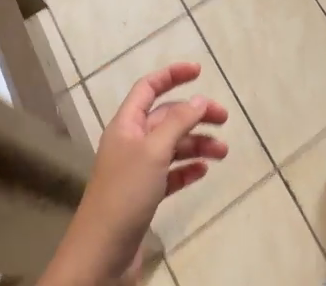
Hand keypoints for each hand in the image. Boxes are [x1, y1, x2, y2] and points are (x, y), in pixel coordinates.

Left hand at [44, 63, 228, 285]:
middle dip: (195, 115)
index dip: (172, 75)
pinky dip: (187, 169)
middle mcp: (131, 142)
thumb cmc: (125, 194)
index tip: (200, 71)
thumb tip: (199, 100)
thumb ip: (178, 122)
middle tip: (224, 120)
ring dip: (197, 144)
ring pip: (172, 146)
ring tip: (223, 153)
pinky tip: (203, 171)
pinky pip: (171, 173)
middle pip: (166, 117)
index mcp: (126, 125)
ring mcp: (137, 170)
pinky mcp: (144, 195)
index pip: (148, 88)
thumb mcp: (154, 151)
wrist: (100, 254)